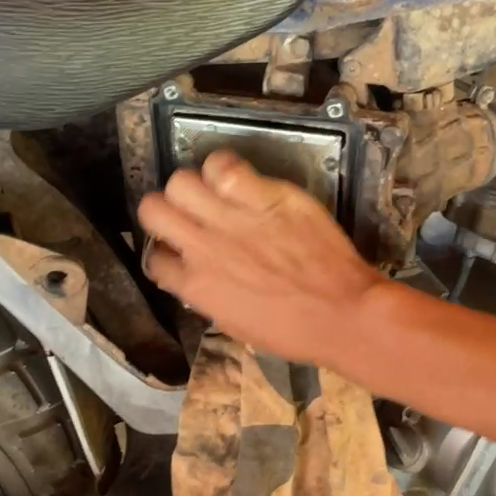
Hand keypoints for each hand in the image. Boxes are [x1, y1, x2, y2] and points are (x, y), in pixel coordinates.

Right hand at [138, 151, 386, 364]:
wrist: (343, 314)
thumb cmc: (294, 330)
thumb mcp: (236, 324)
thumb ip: (208, 295)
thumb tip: (198, 276)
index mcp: (196, 287)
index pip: (154, 258)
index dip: (166, 250)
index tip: (181, 248)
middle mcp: (204, 248)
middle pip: (153, 209)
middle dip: (167, 207)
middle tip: (190, 211)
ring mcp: (232, 219)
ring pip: (181, 181)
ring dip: (194, 184)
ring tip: (216, 192)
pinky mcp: (265, 197)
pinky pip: (224, 165)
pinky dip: (224, 166)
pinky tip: (239, 178)